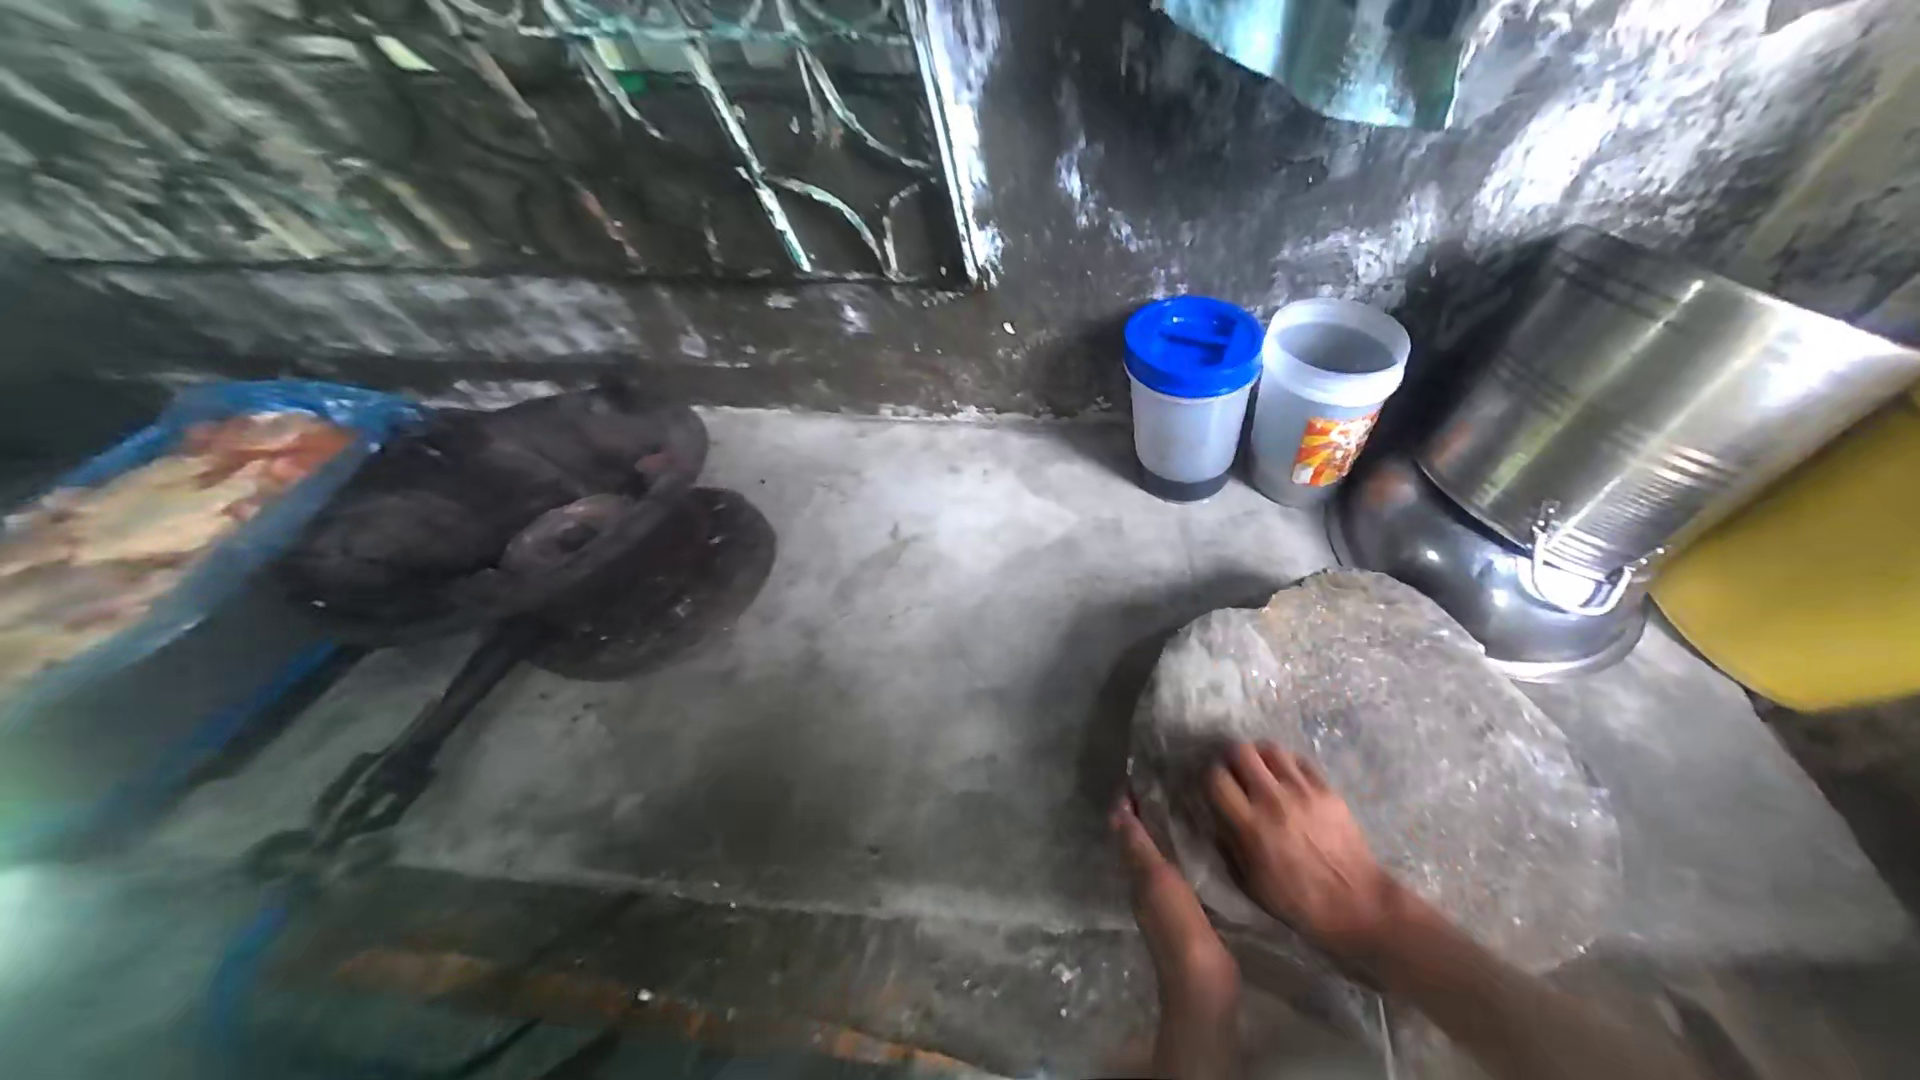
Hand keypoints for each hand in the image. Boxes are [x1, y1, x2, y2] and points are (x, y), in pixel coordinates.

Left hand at [1112, 795, 1239, 1079]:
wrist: (1203, 983)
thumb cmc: (1178, 925)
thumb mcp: (1156, 879)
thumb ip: (1138, 848)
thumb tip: (1116, 811)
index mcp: (1135, 875)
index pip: (1125, 832)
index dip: (1127, 807)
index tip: (1137, 779)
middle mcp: (1144, 885)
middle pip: (1138, 843)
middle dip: (1144, 816)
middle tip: (1160, 786)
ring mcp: (1164, 901)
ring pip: (1155, 857)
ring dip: (1160, 834)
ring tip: (1178, 808)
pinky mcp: (1186, 914)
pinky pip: (1175, 873)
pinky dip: (1177, 854)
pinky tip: (1195, 849)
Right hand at [1207, 742, 1402, 957]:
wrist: (1359, 906)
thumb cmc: (1298, 901)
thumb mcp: (1250, 882)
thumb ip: (1226, 843)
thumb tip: (1214, 815)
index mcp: (1251, 826)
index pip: (1217, 778)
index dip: (1210, 777)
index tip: (1214, 786)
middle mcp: (1273, 801)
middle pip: (1241, 751)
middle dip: (1232, 758)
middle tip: (1236, 772)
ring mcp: (1303, 793)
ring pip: (1270, 748)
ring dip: (1260, 757)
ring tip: (1262, 772)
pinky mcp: (1327, 791)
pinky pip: (1299, 761)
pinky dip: (1288, 765)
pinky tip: (1288, 780)